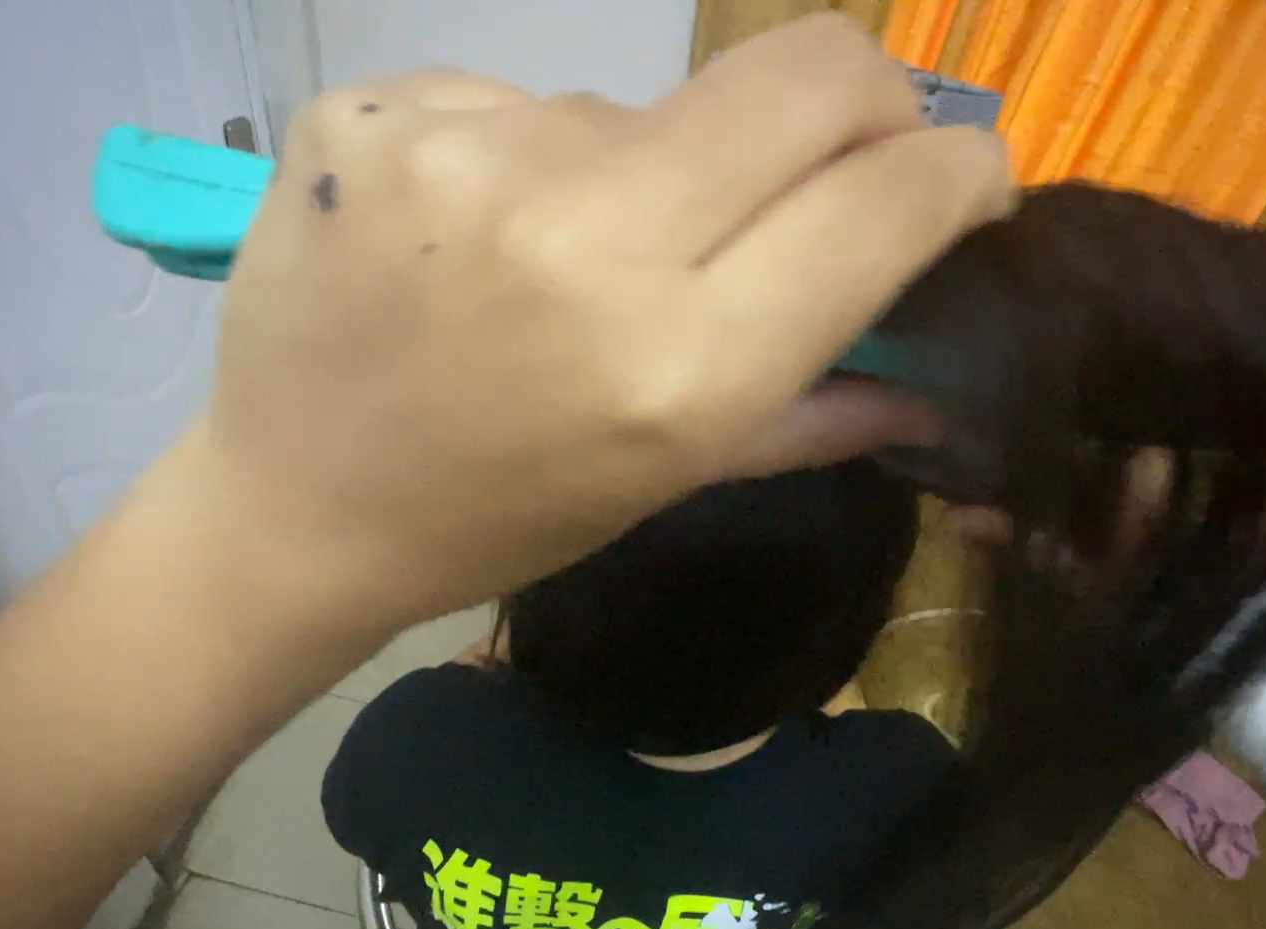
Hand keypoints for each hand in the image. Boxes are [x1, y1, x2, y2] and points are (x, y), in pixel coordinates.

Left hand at [185, 14, 1013, 627]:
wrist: (302, 507)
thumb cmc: (499, 518)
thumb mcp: (662, 484)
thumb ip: (809, 411)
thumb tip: (930, 377)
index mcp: (673, 367)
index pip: (878, 202)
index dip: (954, 171)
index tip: (963, 175)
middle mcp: (585, 239)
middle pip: (803, 73)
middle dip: (862, 104)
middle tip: (839, 159)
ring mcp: (467, 158)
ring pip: (642, 105)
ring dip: (650, 168)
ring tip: (568, 260)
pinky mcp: (373, 115)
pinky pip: (517, 105)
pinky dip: (529, 162)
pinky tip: (473, 239)